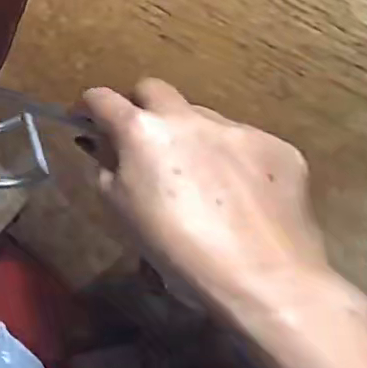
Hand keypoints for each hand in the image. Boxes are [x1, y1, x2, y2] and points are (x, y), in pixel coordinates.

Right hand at [80, 79, 331, 317]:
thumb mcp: (116, 203)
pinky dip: (229, 154)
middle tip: (141, 138)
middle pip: (153, 89)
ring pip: (200, 116)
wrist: (263, 278)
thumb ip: (106, 163)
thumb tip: (107, 146)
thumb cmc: (171, 243)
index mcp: (140, 130)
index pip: (100, 97)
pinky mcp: (280, 149)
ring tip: (196, 172)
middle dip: (140, 106)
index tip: (85, 122)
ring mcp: (238, 131)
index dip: (87, 107)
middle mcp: (186, 119)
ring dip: (188, 133)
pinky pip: (242, 140)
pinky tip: (235, 189)